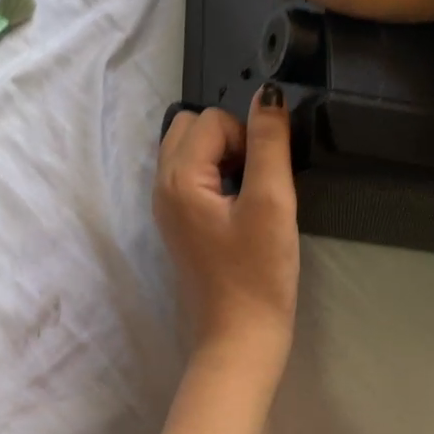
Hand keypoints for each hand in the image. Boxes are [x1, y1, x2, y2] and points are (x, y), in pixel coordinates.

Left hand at [152, 86, 300, 354]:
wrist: (238, 339)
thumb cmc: (258, 275)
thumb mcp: (272, 203)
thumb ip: (269, 143)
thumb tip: (267, 94)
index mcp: (177, 177)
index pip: (212, 119)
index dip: (246, 137)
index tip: (264, 176)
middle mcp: (161, 185)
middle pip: (191, 127)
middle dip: (229, 140)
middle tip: (255, 182)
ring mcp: (165, 205)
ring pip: (189, 150)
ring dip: (222, 158)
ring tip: (248, 196)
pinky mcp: (176, 223)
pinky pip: (190, 176)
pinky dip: (214, 178)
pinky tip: (237, 210)